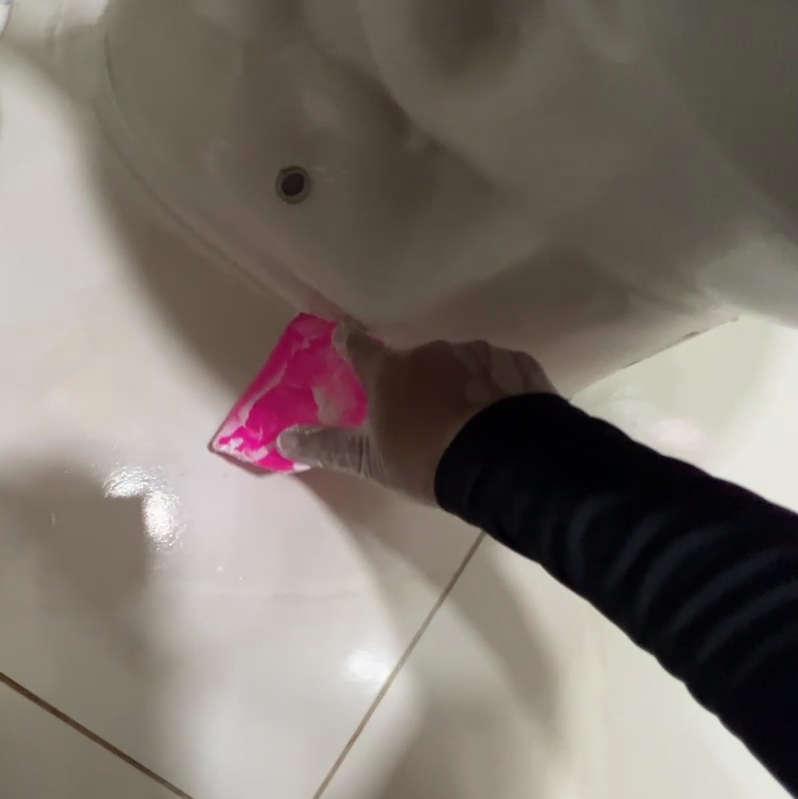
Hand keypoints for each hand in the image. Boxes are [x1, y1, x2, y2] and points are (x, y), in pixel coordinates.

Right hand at [278, 328, 556, 503]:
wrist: (507, 463)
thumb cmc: (425, 458)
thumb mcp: (368, 460)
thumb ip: (325, 446)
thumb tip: (281, 440)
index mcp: (389, 371)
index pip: (359, 348)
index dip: (349, 342)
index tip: (344, 335)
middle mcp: (430, 352)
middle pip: (411, 363)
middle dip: (411, 383)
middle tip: (417, 418)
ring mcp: (476, 353)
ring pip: (454, 366)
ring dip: (452, 385)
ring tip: (461, 422)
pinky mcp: (515, 365)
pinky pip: (493, 373)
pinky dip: (489, 389)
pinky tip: (493, 418)